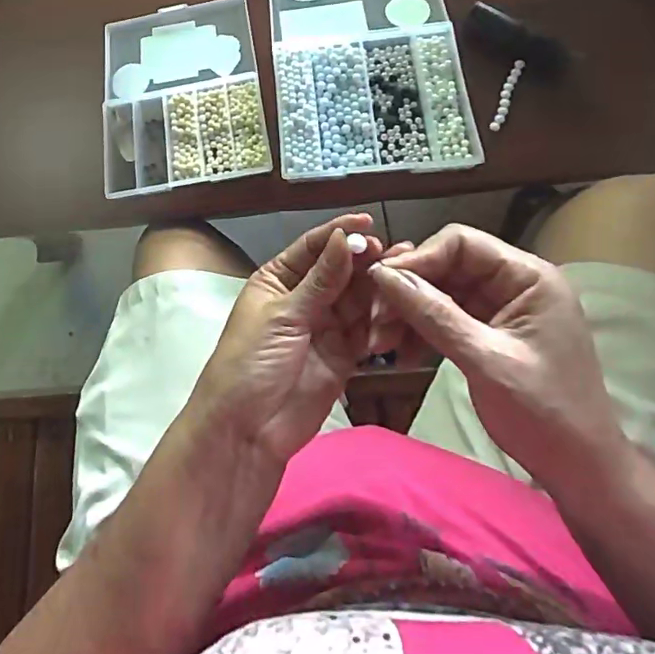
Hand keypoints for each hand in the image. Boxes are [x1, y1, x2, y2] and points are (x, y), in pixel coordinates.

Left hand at [187, 214, 383, 463]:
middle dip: (365, 263)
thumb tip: (344, 239)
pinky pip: (367, 333)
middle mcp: (301, 299)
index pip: (312, 248)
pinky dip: (382, 324)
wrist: (247, 429)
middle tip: (397, 254)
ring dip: (379, 291)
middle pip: (340, 273)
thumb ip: (320, 280)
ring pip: (357, 301)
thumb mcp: (284, 314)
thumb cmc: (250, 361)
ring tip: (407, 279)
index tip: (368, 224)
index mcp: (276, 280)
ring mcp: (323, 328)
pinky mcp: (342, 357)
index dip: (339, 235)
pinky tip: (402, 312)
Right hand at [367, 225, 633, 496]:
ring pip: (436, 291)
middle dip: (405, 290)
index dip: (417, 259)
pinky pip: (440, 316)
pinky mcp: (485, 331)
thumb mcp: (484, 360)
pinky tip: (397, 353)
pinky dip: (416, 331)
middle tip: (374, 320)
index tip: (380, 284)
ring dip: (405, 313)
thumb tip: (383, 275)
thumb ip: (433, 313)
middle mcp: (513, 284)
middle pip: (443, 266)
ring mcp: (499, 308)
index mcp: (528, 278)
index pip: (460, 243)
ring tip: (379, 343)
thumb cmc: (544, 414)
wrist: (578, 470)